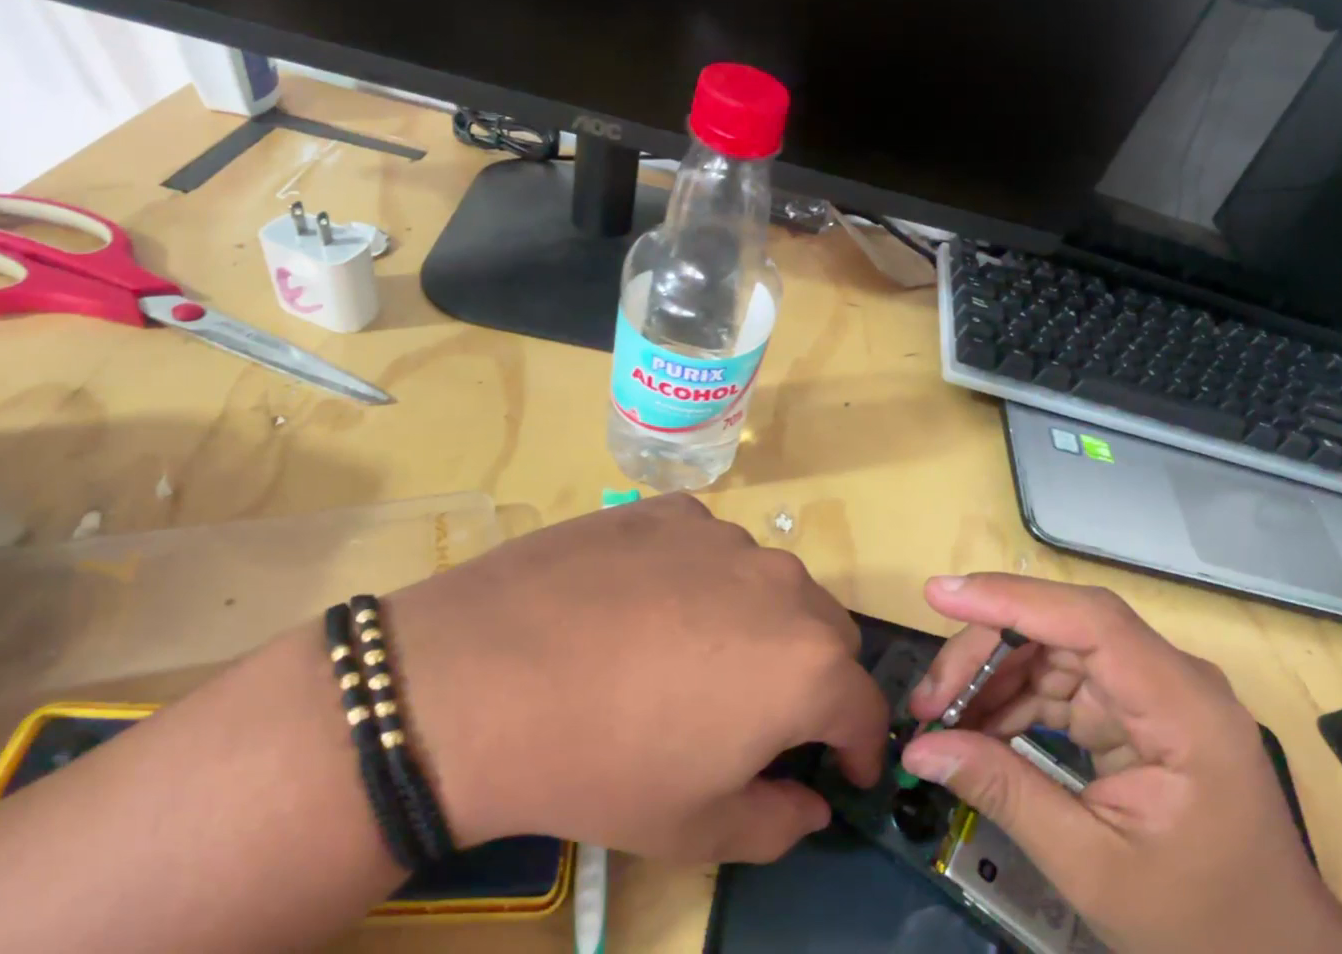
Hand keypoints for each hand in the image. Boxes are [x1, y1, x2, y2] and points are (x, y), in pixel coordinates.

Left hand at [381, 494, 887, 862]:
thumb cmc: (600, 767)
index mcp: (810, 666)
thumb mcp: (696, 829)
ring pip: (769, 587)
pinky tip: (643, 607)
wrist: (476, 684)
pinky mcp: (668, 511)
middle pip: (826, 637)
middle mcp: (783, 586)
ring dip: (756, 625)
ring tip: (688, 657)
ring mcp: (724, 537)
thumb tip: (809, 805)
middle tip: (755, 716)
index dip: (856, 748)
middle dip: (810, 682)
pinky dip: (700, 580)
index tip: (839, 769)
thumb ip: (779, 825)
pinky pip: (710, 549)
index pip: (865, 709)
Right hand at [900, 575, 1341, 953]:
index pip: (1090, 622)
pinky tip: (976, 731)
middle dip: (986, 655)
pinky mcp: (1139, 714)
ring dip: (993, 679)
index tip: (939, 593)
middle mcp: (1171, 682)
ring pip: (1055, 653)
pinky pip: (1065, 687)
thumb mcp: (1090, 865)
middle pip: (1062, 631)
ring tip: (939, 720)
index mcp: (1182, 709)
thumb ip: (1004, 793)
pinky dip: (1016, 704)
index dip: (1011, 600)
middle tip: (926, 703)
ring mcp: (1155, 695)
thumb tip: (920, 750)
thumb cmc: (1198, 920)